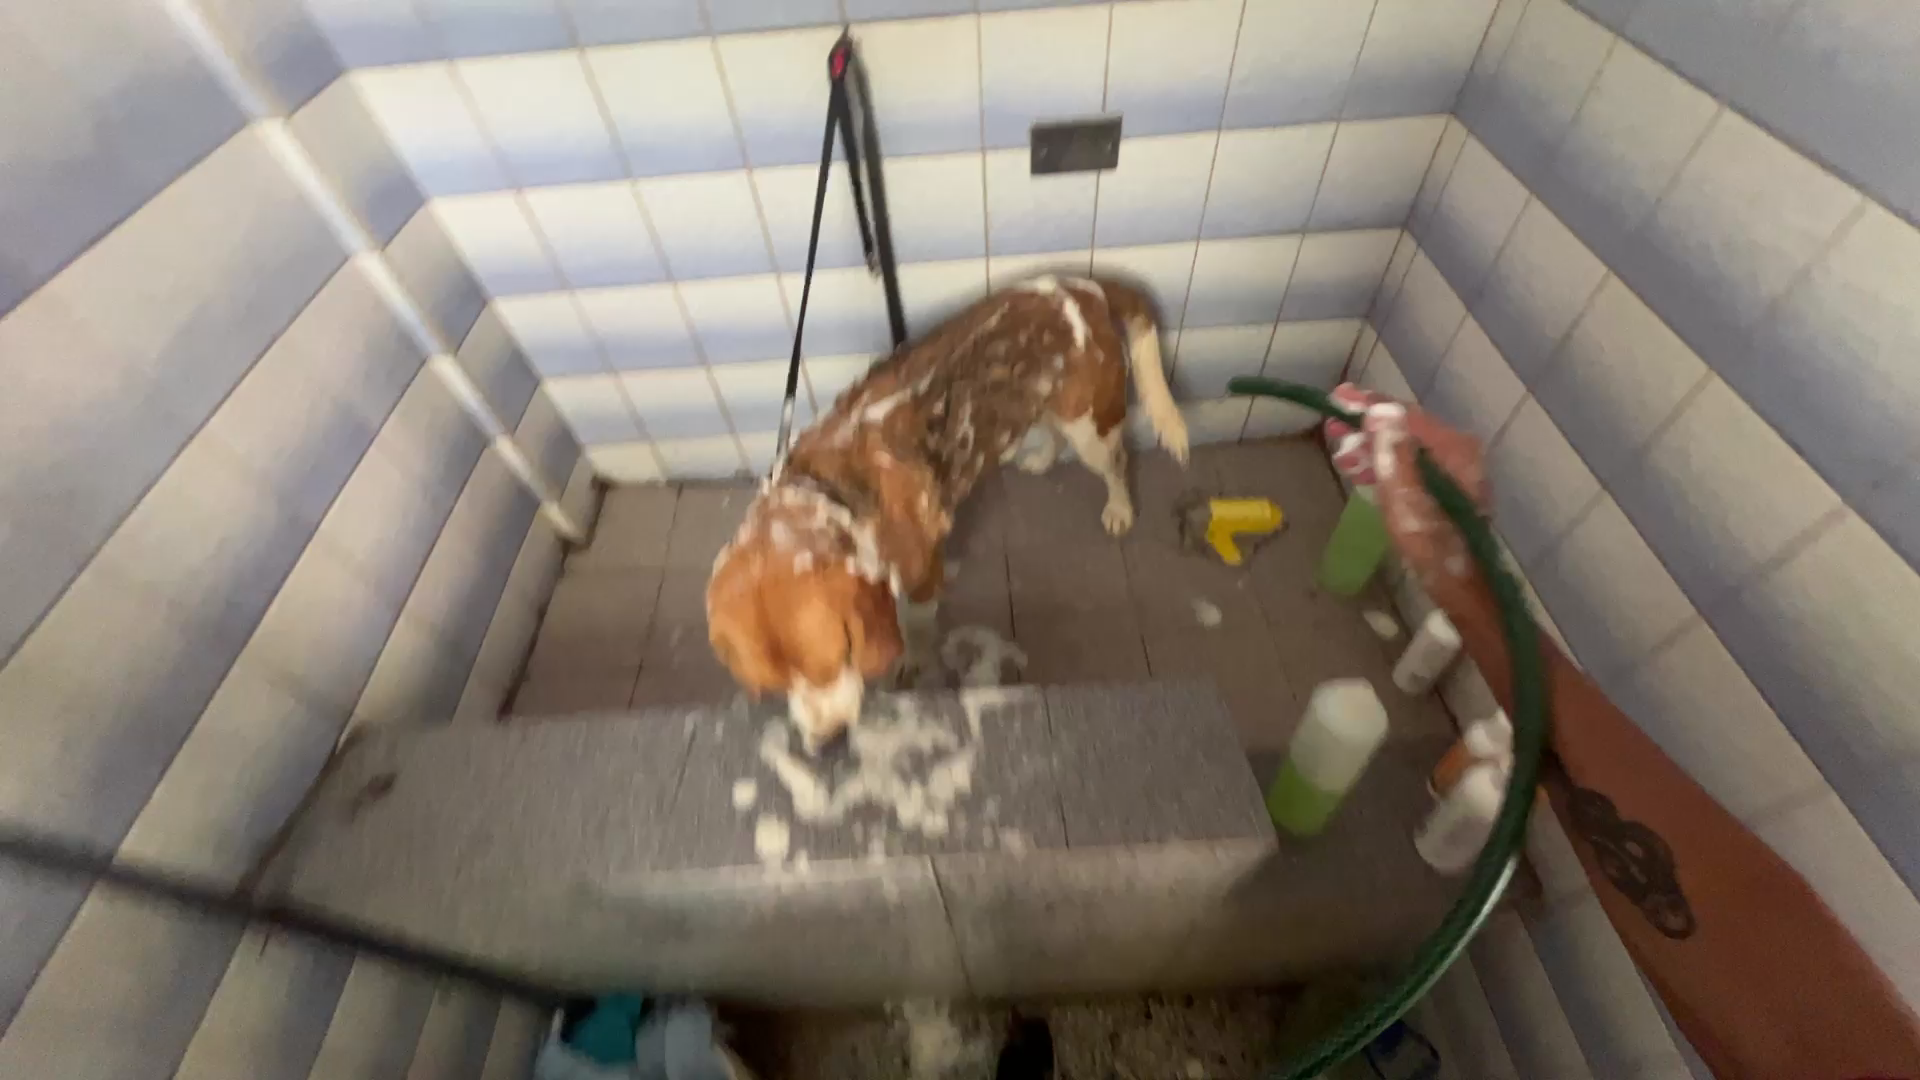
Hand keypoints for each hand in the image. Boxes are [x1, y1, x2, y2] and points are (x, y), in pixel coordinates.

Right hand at [1325, 384, 1490, 616]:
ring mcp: (1449, 470)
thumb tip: (1380, 411)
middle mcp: (1454, 452)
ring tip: (1339, 449)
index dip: (1368, 405)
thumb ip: (1395, 453)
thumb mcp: (1405, 497)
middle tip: (1330, 422)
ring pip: (1402, 445)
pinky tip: (1360, 468)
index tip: (1337, 396)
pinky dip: (1380, 461)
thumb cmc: (1430, 543)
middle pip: (1403, 427)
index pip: (1403, 416)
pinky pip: (1406, 462)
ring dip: (1369, 444)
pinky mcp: (1440, 487)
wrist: (1458, 582)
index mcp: (1450, 450)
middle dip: (1365, 424)